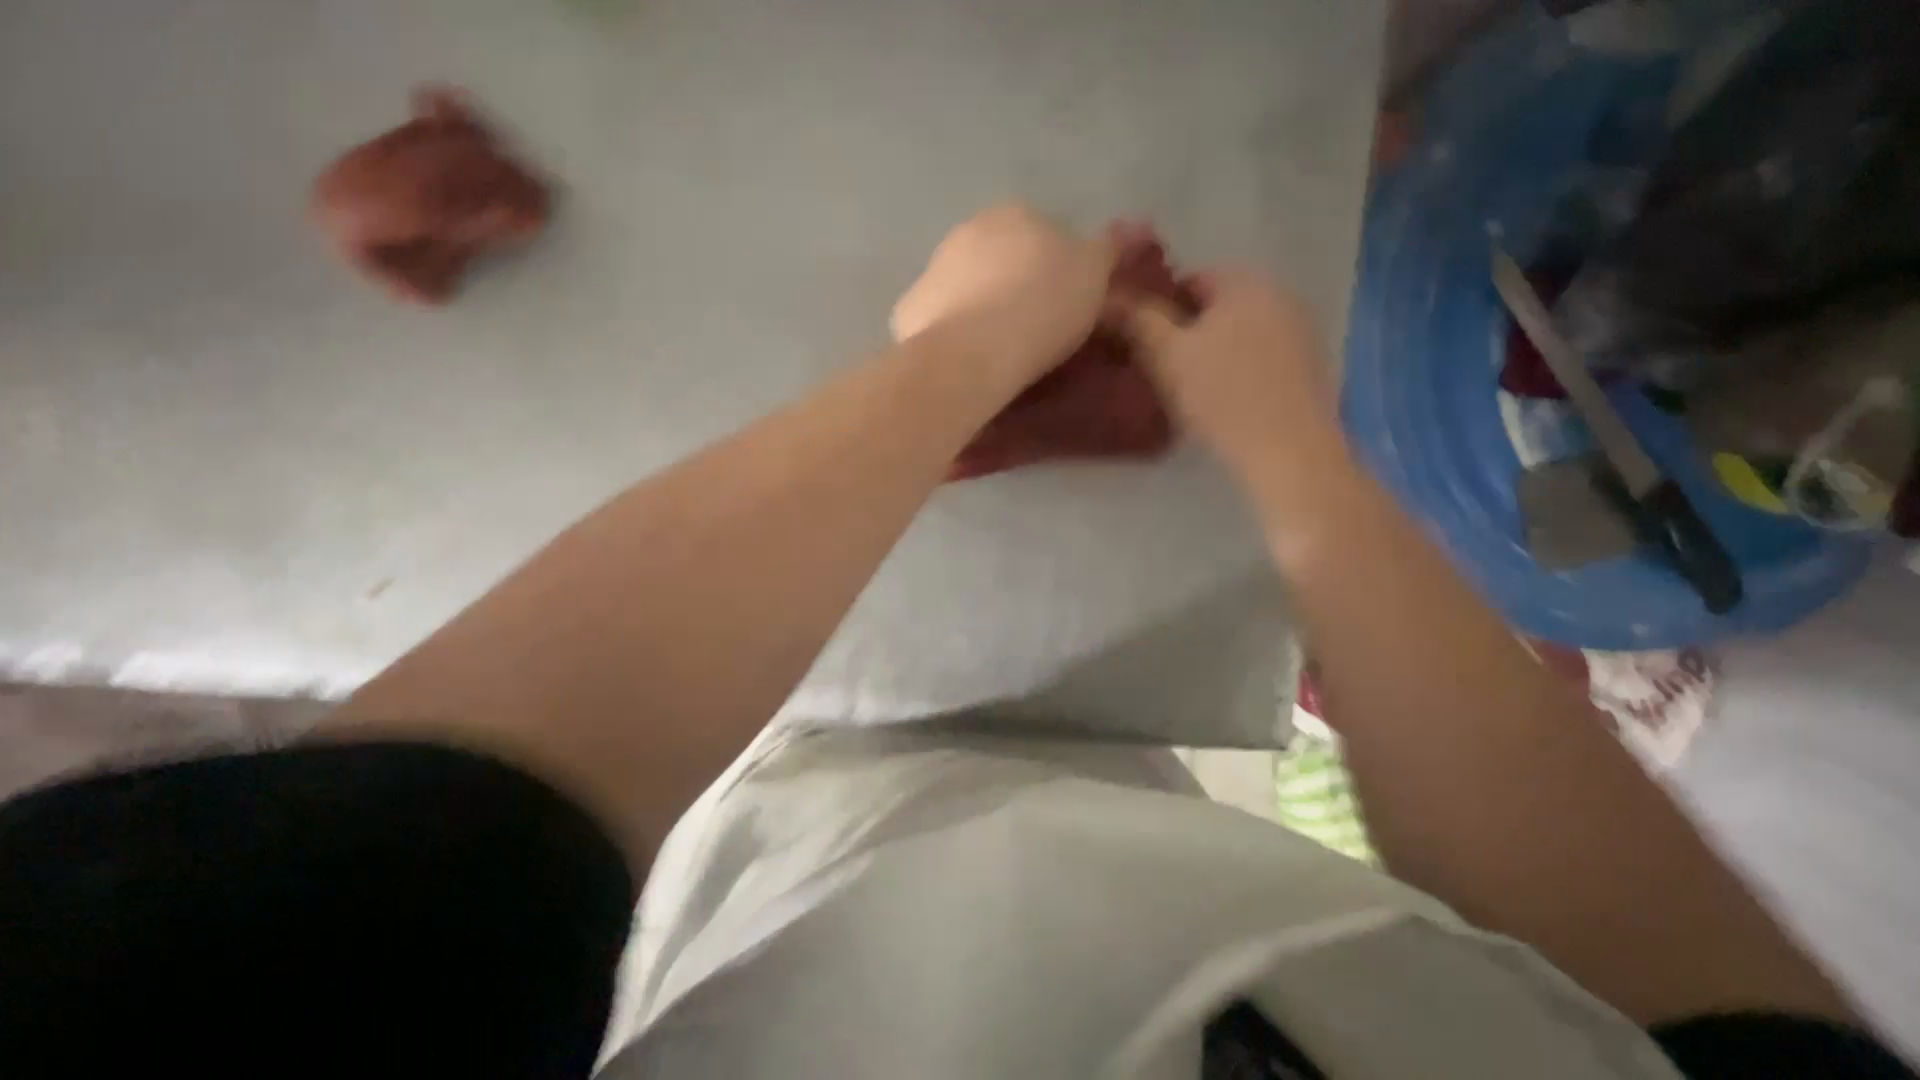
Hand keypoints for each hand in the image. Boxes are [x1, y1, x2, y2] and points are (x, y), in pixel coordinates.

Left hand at [892, 203, 1116, 383]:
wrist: (975, 351)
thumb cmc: (1043, 304)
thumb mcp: (1094, 272)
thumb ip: (1113, 246)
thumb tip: (1141, 226)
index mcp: (1015, 213)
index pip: (1044, 233)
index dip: (1060, 268)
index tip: (1068, 304)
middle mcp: (967, 230)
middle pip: (1001, 258)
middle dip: (1016, 284)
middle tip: (1038, 329)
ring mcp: (932, 268)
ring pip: (966, 287)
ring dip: (981, 308)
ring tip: (1002, 351)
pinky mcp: (909, 310)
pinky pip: (939, 320)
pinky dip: (951, 334)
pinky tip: (966, 362)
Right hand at [1121, 268, 1342, 471]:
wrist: (1290, 450)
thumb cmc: (1222, 396)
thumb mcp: (1166, 355)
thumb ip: (1138, 318)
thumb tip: (1113, 296)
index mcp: (1245, 280)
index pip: (1189, 279)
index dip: (1160, 310)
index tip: (1145, 344)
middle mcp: (1280, 293)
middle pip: (1219, 305)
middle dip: (1190, 331)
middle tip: (1164, 369)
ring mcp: (1303, 329)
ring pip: (1243, 332)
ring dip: (1218, 351)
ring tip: (1194, 389)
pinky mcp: (1314, 365)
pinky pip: (1265, 356)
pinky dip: (1245, 369)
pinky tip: (1231, 401)